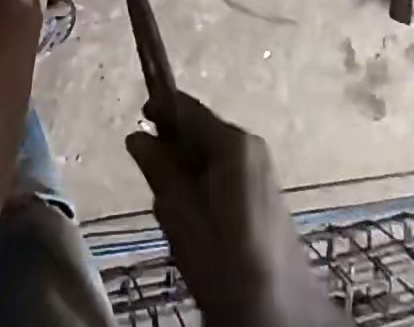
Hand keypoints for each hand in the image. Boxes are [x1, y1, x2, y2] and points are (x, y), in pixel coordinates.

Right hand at [126, 94, 343, 326]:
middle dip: (173, 140)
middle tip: (148, 163)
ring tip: (167, 194)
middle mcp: (250, 144)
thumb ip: (159, 169)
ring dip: (186, 161)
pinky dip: (203, 176)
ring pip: (211, 150)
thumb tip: (137, 137)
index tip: (139, 110)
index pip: (189, 109)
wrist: (276, 308)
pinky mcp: (262, 188)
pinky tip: (191, 208)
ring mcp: (260, 165)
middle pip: (202, 128)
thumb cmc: (222, 261)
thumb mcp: (179, 214)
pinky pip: (224, 167)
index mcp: (232, 143)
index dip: (162, 106)